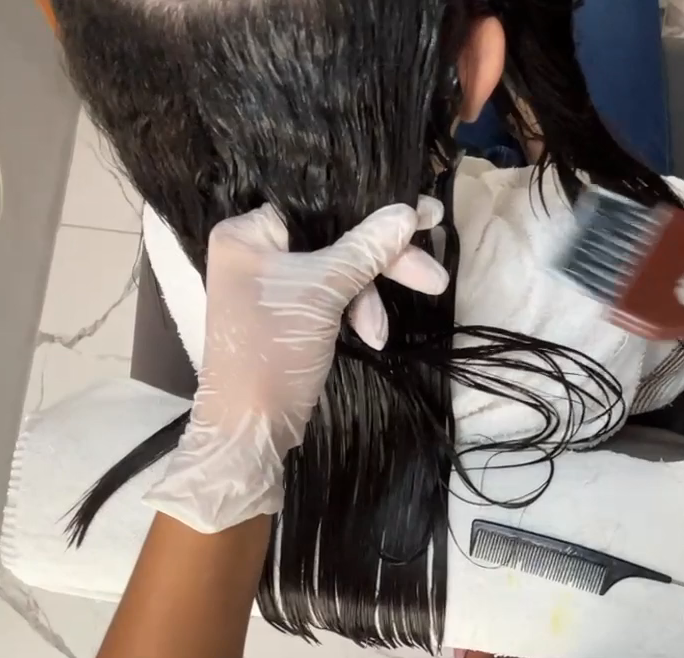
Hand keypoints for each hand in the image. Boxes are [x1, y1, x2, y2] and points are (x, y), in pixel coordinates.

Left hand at [145, 198, 448, 532]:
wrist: (253, 426)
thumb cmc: (274, 349)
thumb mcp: (323, 293)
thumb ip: (365, 250)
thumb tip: (408, 211)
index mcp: (249, 232)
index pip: (322, 206)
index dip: (374, 212)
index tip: (425, 217)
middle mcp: (259, 253)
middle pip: (336, 241)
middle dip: (383, 264)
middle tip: (433, 278)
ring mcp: (276, 288)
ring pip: (341, 274)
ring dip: (369, 300)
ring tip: (381, 333)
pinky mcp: (293, 318)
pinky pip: (334, 300)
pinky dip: (355, 315)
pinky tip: (372, 338)